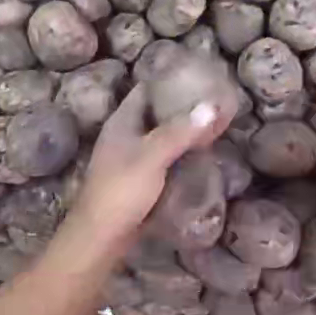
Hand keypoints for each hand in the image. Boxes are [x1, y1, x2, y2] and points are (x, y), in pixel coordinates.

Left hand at [64, 84, 228, 259]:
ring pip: (161, 138)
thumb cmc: (121, 191)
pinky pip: (164, 159)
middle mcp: (124, 136)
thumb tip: (212, 105)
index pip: (145, 90)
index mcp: (121, 122)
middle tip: (215, 103)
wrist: (100, 237)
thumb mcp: (152, 156)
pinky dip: (181, 154)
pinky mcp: (139, 181)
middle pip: (156, 113)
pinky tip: (201, 156)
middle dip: (182, 107)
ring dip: (184, 132)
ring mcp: (131, 160)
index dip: (169, 80)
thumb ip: (180, 131)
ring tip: (215, 126)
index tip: (199, 77)